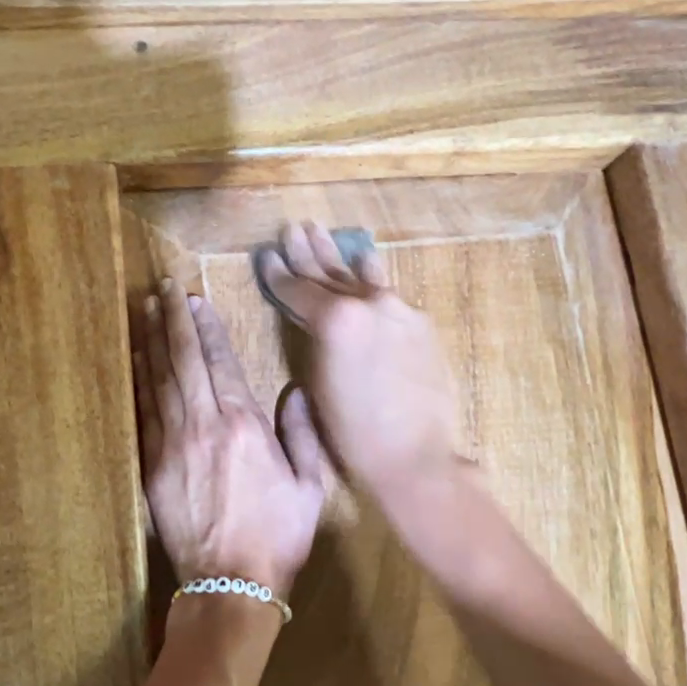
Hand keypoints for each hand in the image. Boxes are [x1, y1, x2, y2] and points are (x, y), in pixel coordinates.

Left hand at [136, 278, 326, 597]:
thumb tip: (293, 392)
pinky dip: (139, 381)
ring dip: (151, 341)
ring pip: (158, 380)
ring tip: (145, 310)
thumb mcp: (310, 485)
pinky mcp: (152, 467)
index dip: (206, 326)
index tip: (194, 298)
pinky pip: (144, 412)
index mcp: (244, 425)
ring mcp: (172, 445)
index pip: (221, 361)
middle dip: (172, 320)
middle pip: (183, 360)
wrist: (231, 582)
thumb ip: (302, 433)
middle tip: (162, 288)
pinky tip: (137, 360)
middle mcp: (203, 425)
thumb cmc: (278, 536)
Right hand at [256, 222, 465, 502]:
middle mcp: (368, 304)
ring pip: (362, 277)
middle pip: (330, 274)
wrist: (416, 457)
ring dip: (340, 256)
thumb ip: (313, 341)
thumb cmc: (353, 434)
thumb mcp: (317, 385)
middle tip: (293, 228)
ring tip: (323, 232)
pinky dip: (371, 280)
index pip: (298, 289)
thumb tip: (311, 319)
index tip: (265, 256)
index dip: (278, 275)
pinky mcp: (421, 325)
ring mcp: (399, 310)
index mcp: (335, 320)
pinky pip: (388, 294)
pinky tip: (365, 265)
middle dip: (308, 252)